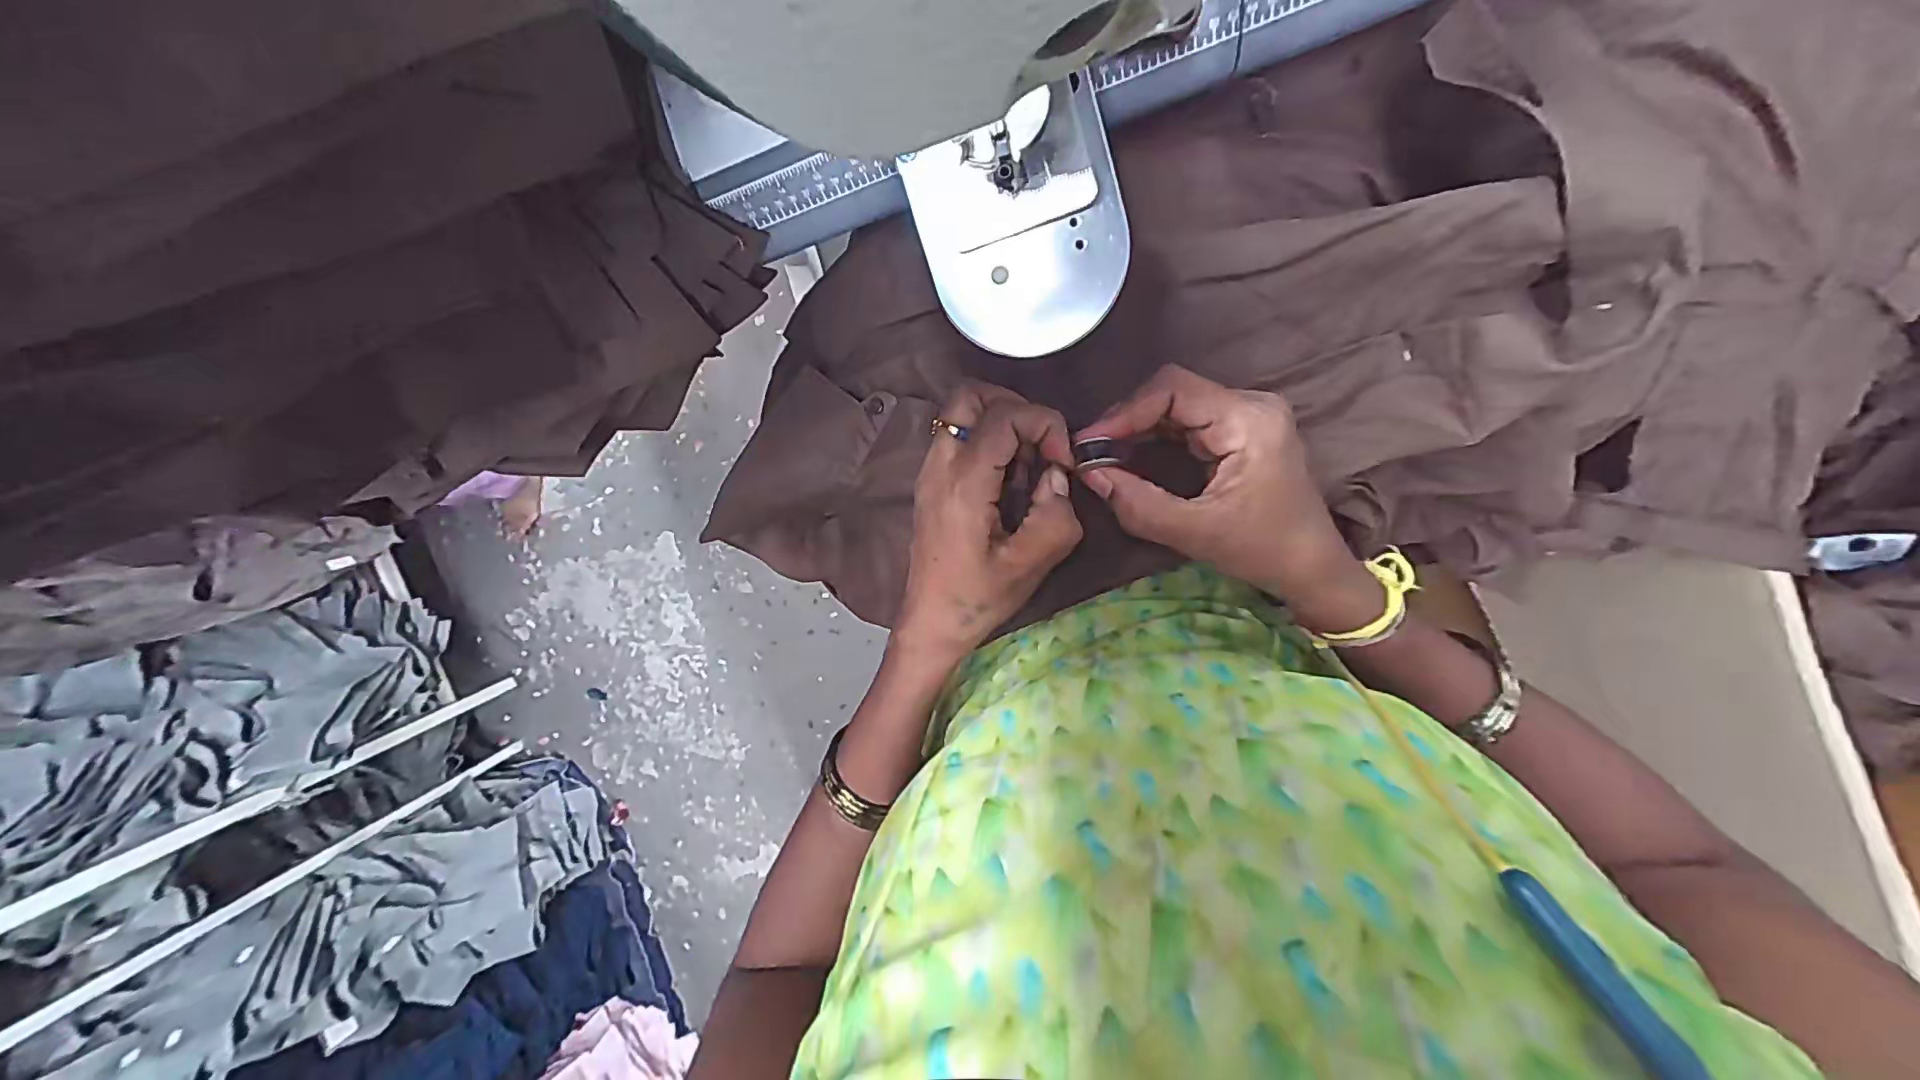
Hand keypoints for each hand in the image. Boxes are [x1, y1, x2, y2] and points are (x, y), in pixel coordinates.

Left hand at [893, 383, 1083, 665]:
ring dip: (1002, 424)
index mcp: (963, 484)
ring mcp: (929, 471)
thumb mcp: (1031, 563)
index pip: (1004, 415)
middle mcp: (939, 466)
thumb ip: (1057, 512)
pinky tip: (1008, 481)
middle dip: (1017, 408)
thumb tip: (1057, 475)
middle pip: (971, 395)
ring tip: (1026, 466)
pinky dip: (988, 442)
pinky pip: (958, 437)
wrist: (930, 623)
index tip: (1062, 462)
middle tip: (1041, 447)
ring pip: (961, 412)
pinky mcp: (930, 482)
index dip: (1044, 424)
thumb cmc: (977, 599)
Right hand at [1075, 365, 1380, 628]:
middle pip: (1173, 391)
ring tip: (1105, 454)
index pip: (1173, 389)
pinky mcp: (1240, 430)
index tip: (1090, 443)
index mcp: (1249, 420)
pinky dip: (1155, 435)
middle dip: (1128, 419)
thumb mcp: (1195, 532)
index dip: (1125, 411)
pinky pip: (1187, 420)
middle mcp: (1250, 405)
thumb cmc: (1263, 550)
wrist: (1311, 567)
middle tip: (1093, 451)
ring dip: (1138, 426)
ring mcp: (1247, 415)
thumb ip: (1138, 504)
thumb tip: (1090, 475)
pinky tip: (1131, 454)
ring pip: (1177, 403)